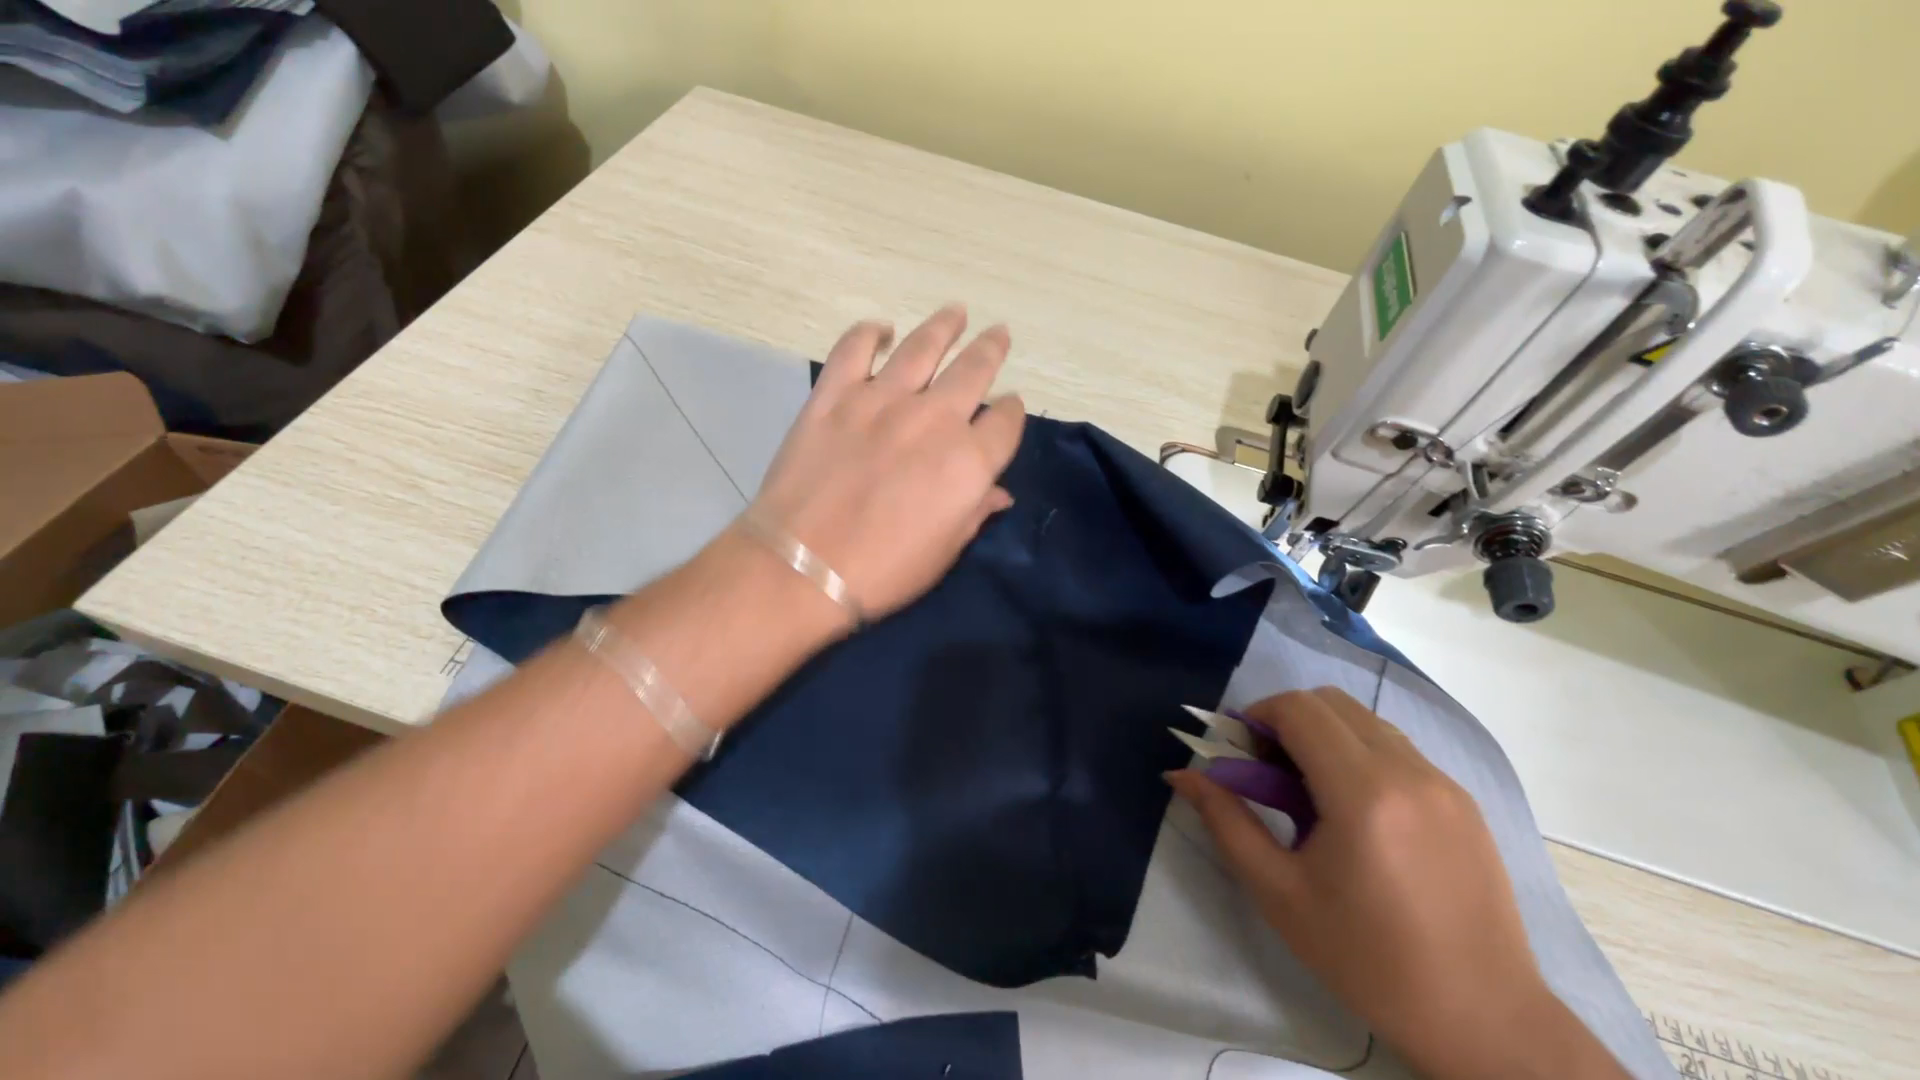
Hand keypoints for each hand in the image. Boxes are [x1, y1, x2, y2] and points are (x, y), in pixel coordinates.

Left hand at [747, 305, 1024, 620]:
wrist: (803, 567)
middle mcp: (934, 417)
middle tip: (998, 334)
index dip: (1011, 412)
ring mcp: (881, 399)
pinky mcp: (834, 394)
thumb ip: (975, 512)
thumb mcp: (944, 551)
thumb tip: (996, 492)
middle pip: (974, 370)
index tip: (1008, 408)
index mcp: (969, 460)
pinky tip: (880, 329)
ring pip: (923, 346)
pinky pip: (854, 348)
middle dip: (991, 350)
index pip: (1006, 421)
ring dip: (944, 326)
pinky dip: (869, 332)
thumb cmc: (884, 571)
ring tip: (956, 312)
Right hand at [1169, 688, 1627, 1079]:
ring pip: (1368, 723)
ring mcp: (1445, 783)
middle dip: (1288, 722)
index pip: (1299, 709)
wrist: (1480, 1015)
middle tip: (1267, 774)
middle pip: (1333, 702)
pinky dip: (1363, 758)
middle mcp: (1409, 771)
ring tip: (1311, 798)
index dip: (1257, 717)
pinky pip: (1401, 751)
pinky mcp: (1465, 802)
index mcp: (1362, 792)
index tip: (1238, 755)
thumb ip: (1226, 822)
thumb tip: (1181, 775)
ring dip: (1326, 737)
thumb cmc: (1365, 959)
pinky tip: (1357, 817)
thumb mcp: (1279, 893)